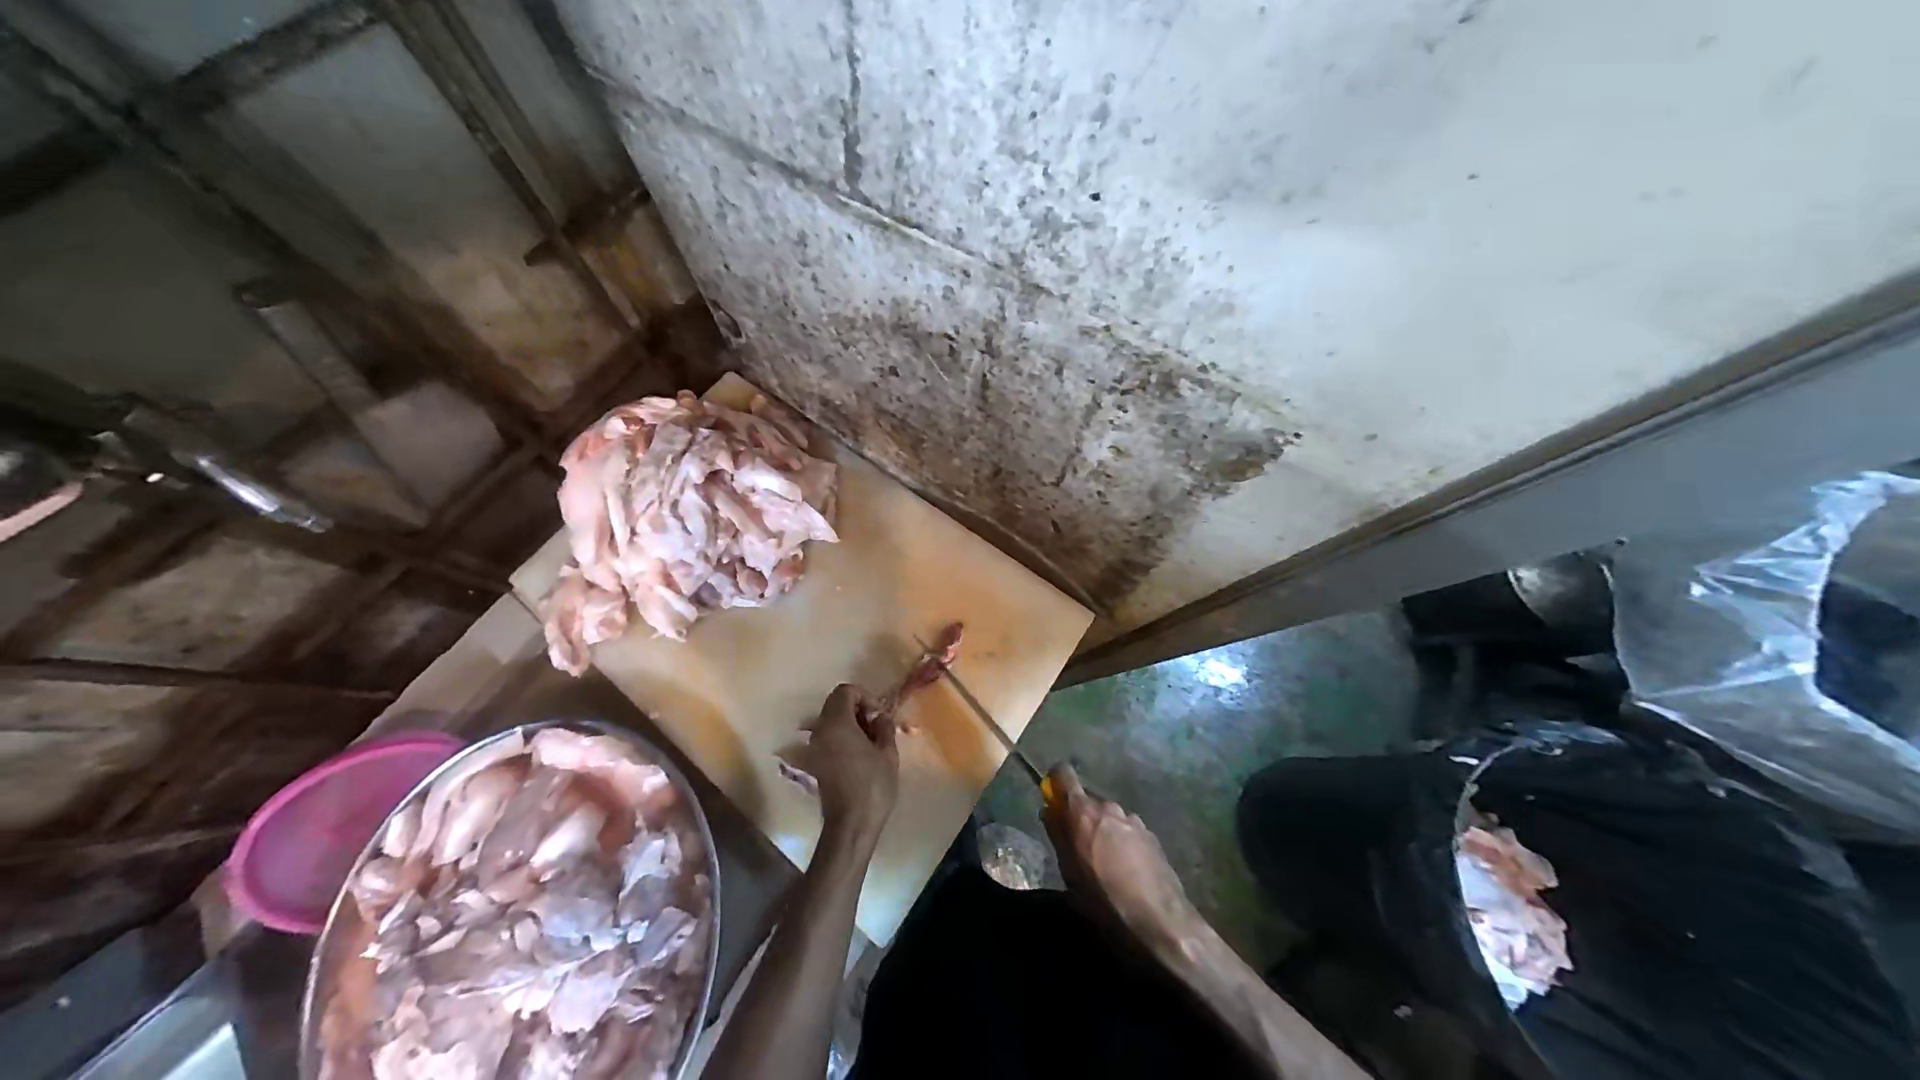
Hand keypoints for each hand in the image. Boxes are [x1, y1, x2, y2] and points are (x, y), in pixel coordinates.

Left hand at [807, 684, 897, 849]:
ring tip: (872, 742)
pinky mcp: (815, 763)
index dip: (864, 696)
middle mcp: (819, 731)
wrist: (851, 824)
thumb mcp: (887, 753)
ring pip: (831, 721)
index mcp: (836, 724)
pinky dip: (843, 737)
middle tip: (878, 727)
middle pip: (835, 704)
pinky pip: (828, 738)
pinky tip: (861, 754)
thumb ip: (884, 727)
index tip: (879, 715)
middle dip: (858, 709)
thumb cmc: (872, 785)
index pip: (845, 691)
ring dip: (851, 724)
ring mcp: (814, 748)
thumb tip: (880, 717)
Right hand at [1042, 763, 1201, 961]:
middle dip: (1080, 816)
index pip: (1064, 774)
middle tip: (1077, 845)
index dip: (1056, 781)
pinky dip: (1121, 840)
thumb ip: (1058, 835)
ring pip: (1109, 816)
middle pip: (1088, 800)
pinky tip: (1126, 869)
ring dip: (1102, 829)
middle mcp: (1109, 807)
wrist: (1159, 920)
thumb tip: (1049, 810)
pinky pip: (1127, 829)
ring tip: (1104, 862)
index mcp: (1083, 812)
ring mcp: (1134, 820)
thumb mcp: (1069, 873)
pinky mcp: (1151, 835)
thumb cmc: (1103, 899)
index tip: (1052, 798)